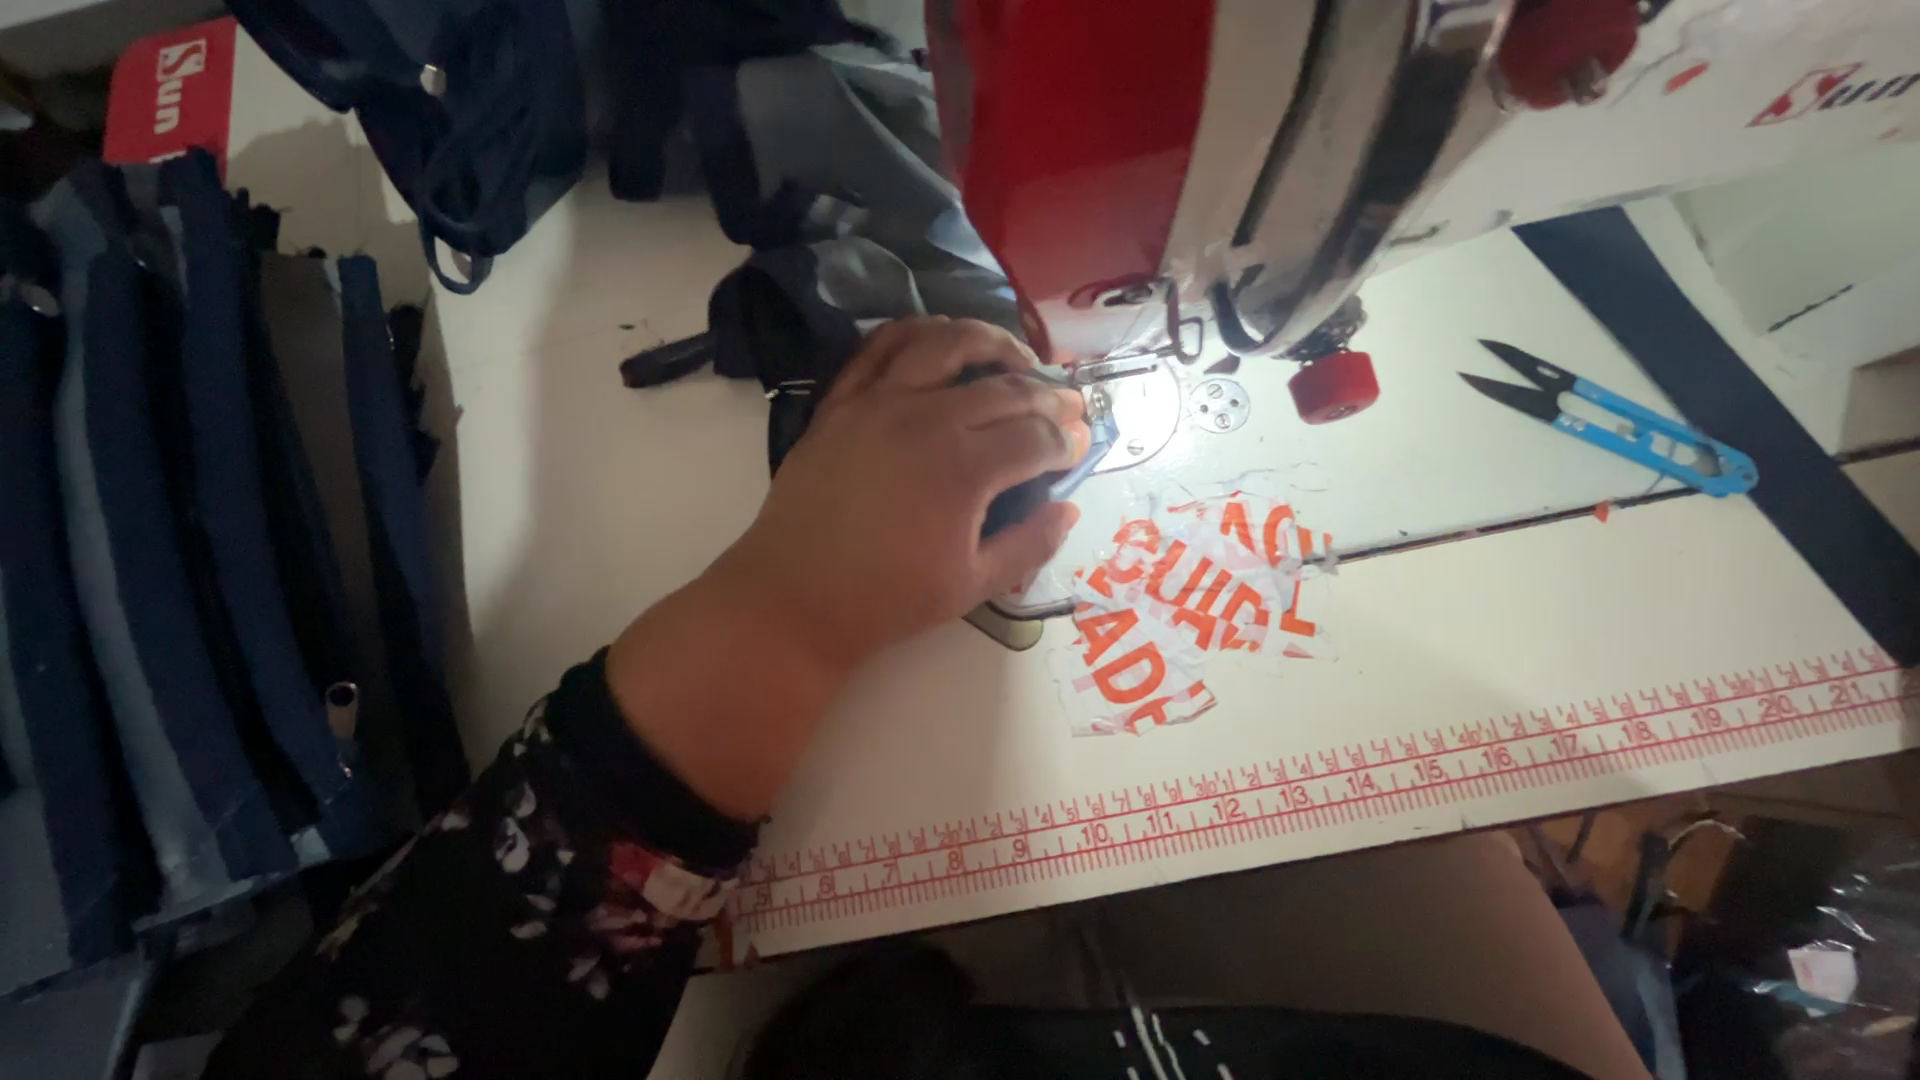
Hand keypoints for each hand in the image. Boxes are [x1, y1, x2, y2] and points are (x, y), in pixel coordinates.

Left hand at [713, 316, 1089, 670]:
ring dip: (992, 341)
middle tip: (1069, 402)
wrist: (795, 598)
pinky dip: (917, 332)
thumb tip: (1069, 508)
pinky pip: (881, 347)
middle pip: (1005, 386)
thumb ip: (1031, 545)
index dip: (1067, 440)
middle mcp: (927, 419)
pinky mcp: (841, 402)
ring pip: (946, 343)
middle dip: (1049, 393)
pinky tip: (938, 339)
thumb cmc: (887, 600)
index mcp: (965, 469)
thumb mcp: (973, 586)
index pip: (1036, 436)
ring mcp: (878, 403)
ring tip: (1016, 354)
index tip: (1078, 448)